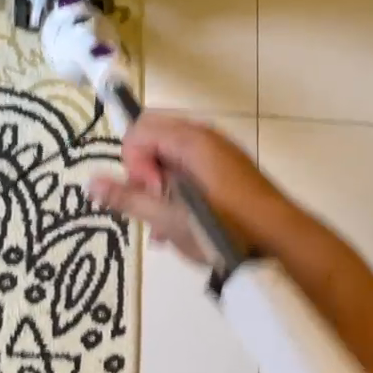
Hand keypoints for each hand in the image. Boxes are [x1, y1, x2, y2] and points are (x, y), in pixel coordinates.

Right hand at [87, 113, 308, 264]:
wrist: (283, 244)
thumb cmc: (226, 229)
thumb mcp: (171, 217)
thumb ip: (129, 198)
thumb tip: (90, 182)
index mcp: (192, 139)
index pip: (139, 129)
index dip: (133, 162)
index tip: (148, 193)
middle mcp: (206, 138)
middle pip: (154, 141)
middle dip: (143, 175)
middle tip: (152, 208)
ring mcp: (219, 155)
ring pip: (171, 160)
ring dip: (159, 190)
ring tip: (163, 230)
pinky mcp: (229, 174)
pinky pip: (191, 173)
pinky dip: (178, 195)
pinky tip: (178, 230)